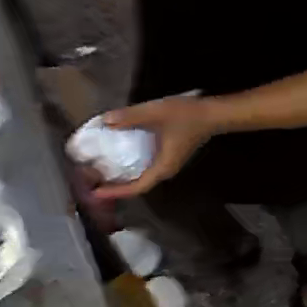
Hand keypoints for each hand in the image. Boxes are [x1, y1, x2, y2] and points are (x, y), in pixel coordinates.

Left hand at [92, 93, 215, 199]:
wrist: (213, 114)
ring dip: (123, 176)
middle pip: (137, 185)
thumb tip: (106, 121)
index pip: (136, 188)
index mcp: (162, 168)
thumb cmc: (187, 116)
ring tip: (103, 171)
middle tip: (94, 181)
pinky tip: (120, 156)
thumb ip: (130, 117)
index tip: (96, 193)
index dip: (115, 192)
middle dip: (116, 186)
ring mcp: (167, 164)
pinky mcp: (168, 155)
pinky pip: (145, 166)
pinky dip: (131, 165)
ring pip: (142, 176)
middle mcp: (164, 171)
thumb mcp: (156, 113)